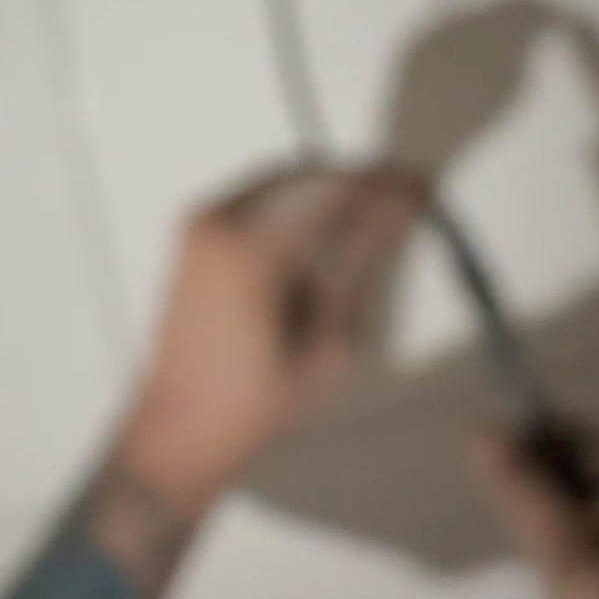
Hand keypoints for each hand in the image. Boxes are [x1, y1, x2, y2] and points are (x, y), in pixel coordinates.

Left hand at [114, 162, 428, 516]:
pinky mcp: (196, 227)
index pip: (335, 192)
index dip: (385, 184)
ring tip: (372, 211)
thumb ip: (361, 266)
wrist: (177, 425)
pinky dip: (298, 198)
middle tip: (404, 195)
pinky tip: (327, 222)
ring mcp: (203, 218)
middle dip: (361, 180)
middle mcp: (222, 218)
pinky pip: (259, 193)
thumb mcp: (327, 342)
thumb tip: (395, 212)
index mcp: (252, 249)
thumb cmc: (257, 400)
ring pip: (284, 177)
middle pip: (309, 174)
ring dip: (330, 187)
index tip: (422, 185)